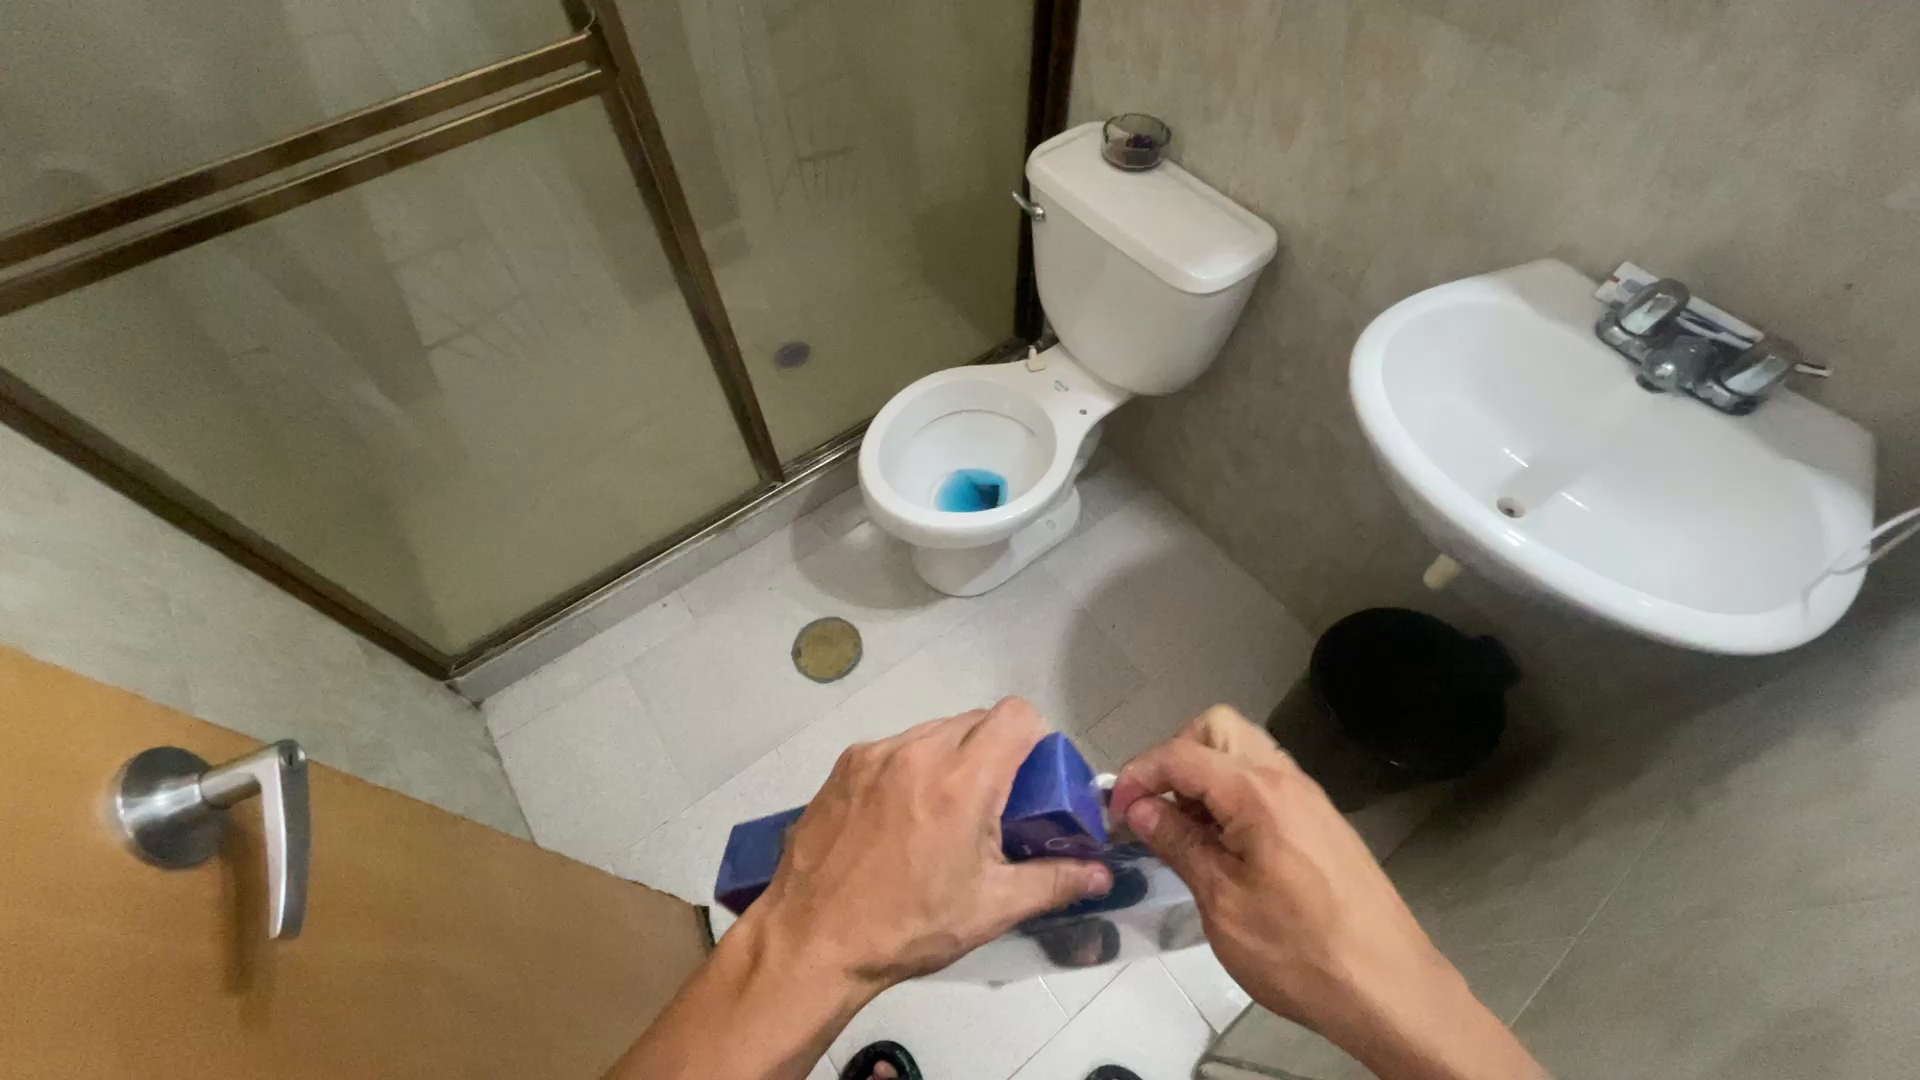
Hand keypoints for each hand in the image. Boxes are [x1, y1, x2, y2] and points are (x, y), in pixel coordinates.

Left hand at [745, 697, 1114, 988]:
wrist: (811, 940)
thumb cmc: (908, 926)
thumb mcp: (990, 908)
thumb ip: (1054, 881)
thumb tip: (1101, 873)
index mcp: (962, 780)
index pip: (1016, 715)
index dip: (1034, 739)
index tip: (1031, 778)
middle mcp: (919, 751)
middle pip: (977, 720)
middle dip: (995, 752)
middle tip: (991, 802)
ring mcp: (877, 752)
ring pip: (936, 730)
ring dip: (952, 756)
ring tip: (943, 810)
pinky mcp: (846, 762)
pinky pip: (897, 746)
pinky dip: (912, 766)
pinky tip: (900, 814)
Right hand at [1109, 707, 1544, 1079]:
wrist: (1395, 995)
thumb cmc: (1300, 952)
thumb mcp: (1222, 902)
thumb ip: (1178, 843)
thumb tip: (1139, 809)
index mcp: (1256, 792)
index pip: (1180, 754)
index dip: (1138, 775)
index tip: (1115, 812)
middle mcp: (1284, 778)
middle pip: (1216, 727)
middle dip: (1175, 754)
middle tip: (1156, 804)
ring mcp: (1307, 797)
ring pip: (1243, 749)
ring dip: (1204, 772)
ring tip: (1185, 826)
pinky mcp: (1320, 820)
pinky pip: (1264, 779)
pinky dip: (1231, 792)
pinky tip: (1223, 842)